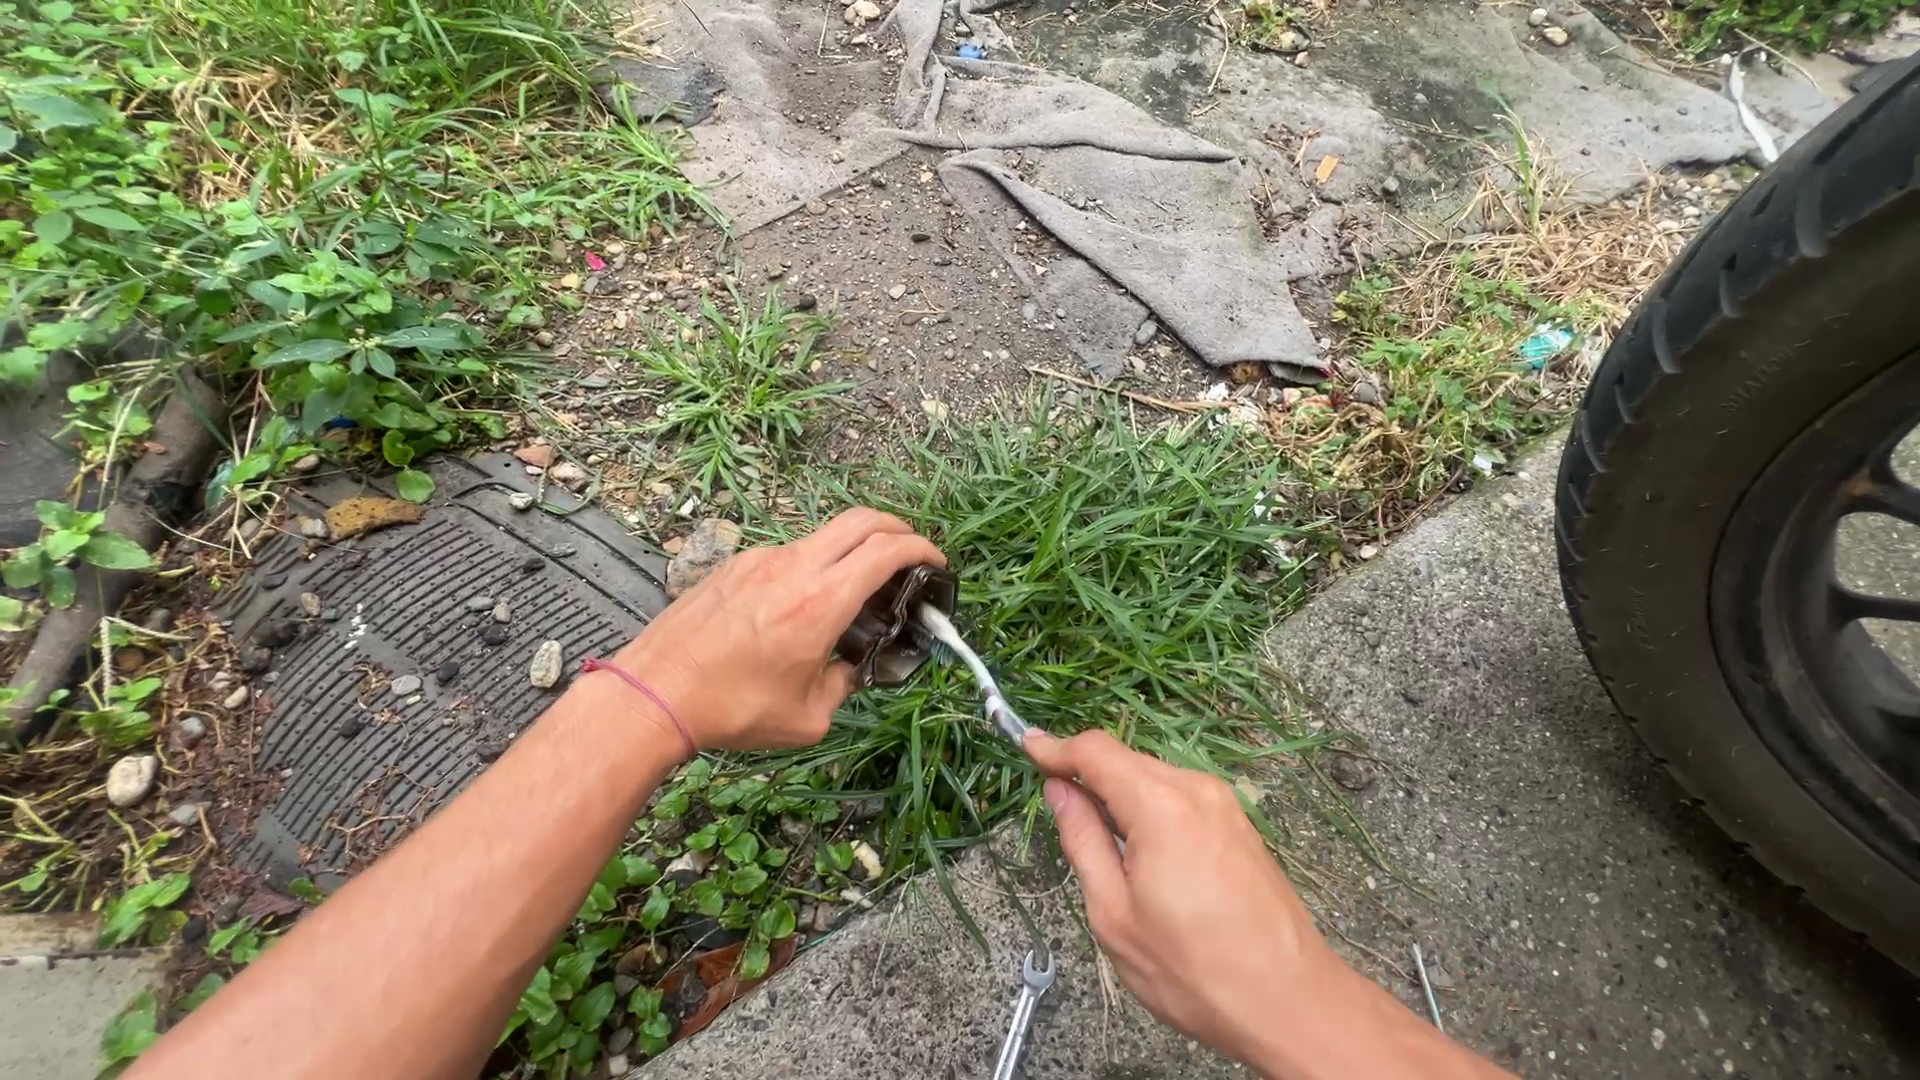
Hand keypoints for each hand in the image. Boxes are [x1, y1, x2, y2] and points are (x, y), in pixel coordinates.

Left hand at [610, 509, 943, 750]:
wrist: (654, 692)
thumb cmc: (733, 708)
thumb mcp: (807, 717)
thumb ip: (844, 685)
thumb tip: (853, 669)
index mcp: (820, 602)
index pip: (886, 550)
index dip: (921, 548)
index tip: (936, 561)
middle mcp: (794, 567)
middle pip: (861, 519)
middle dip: (897, 528)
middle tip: (912, 553)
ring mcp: (761, 559)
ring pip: (824, 534)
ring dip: (853, 547)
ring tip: (858, 586)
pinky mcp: (736, 563)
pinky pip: (789, 552)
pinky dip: (815, 563)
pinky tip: (804, 601)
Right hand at [1023, 730, 1336, 1065]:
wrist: (1292, 1001)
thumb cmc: (1193, 969)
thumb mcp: (1114, 913)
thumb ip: (1082, 839)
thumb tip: (1059, 790)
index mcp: (1160, 806)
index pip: (1096, 751)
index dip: (1056, 747)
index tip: (1027, 746)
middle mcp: (1195, 789)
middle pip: (1124, 759)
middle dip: (1085, 772)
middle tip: (1056, 803)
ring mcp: (1223, 803)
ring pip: (1151, 775)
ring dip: (1117, 791)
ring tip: (1099, 837)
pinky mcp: (1237, 821)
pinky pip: (1178, 794)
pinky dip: (1147, 804)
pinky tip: (1140, 847)